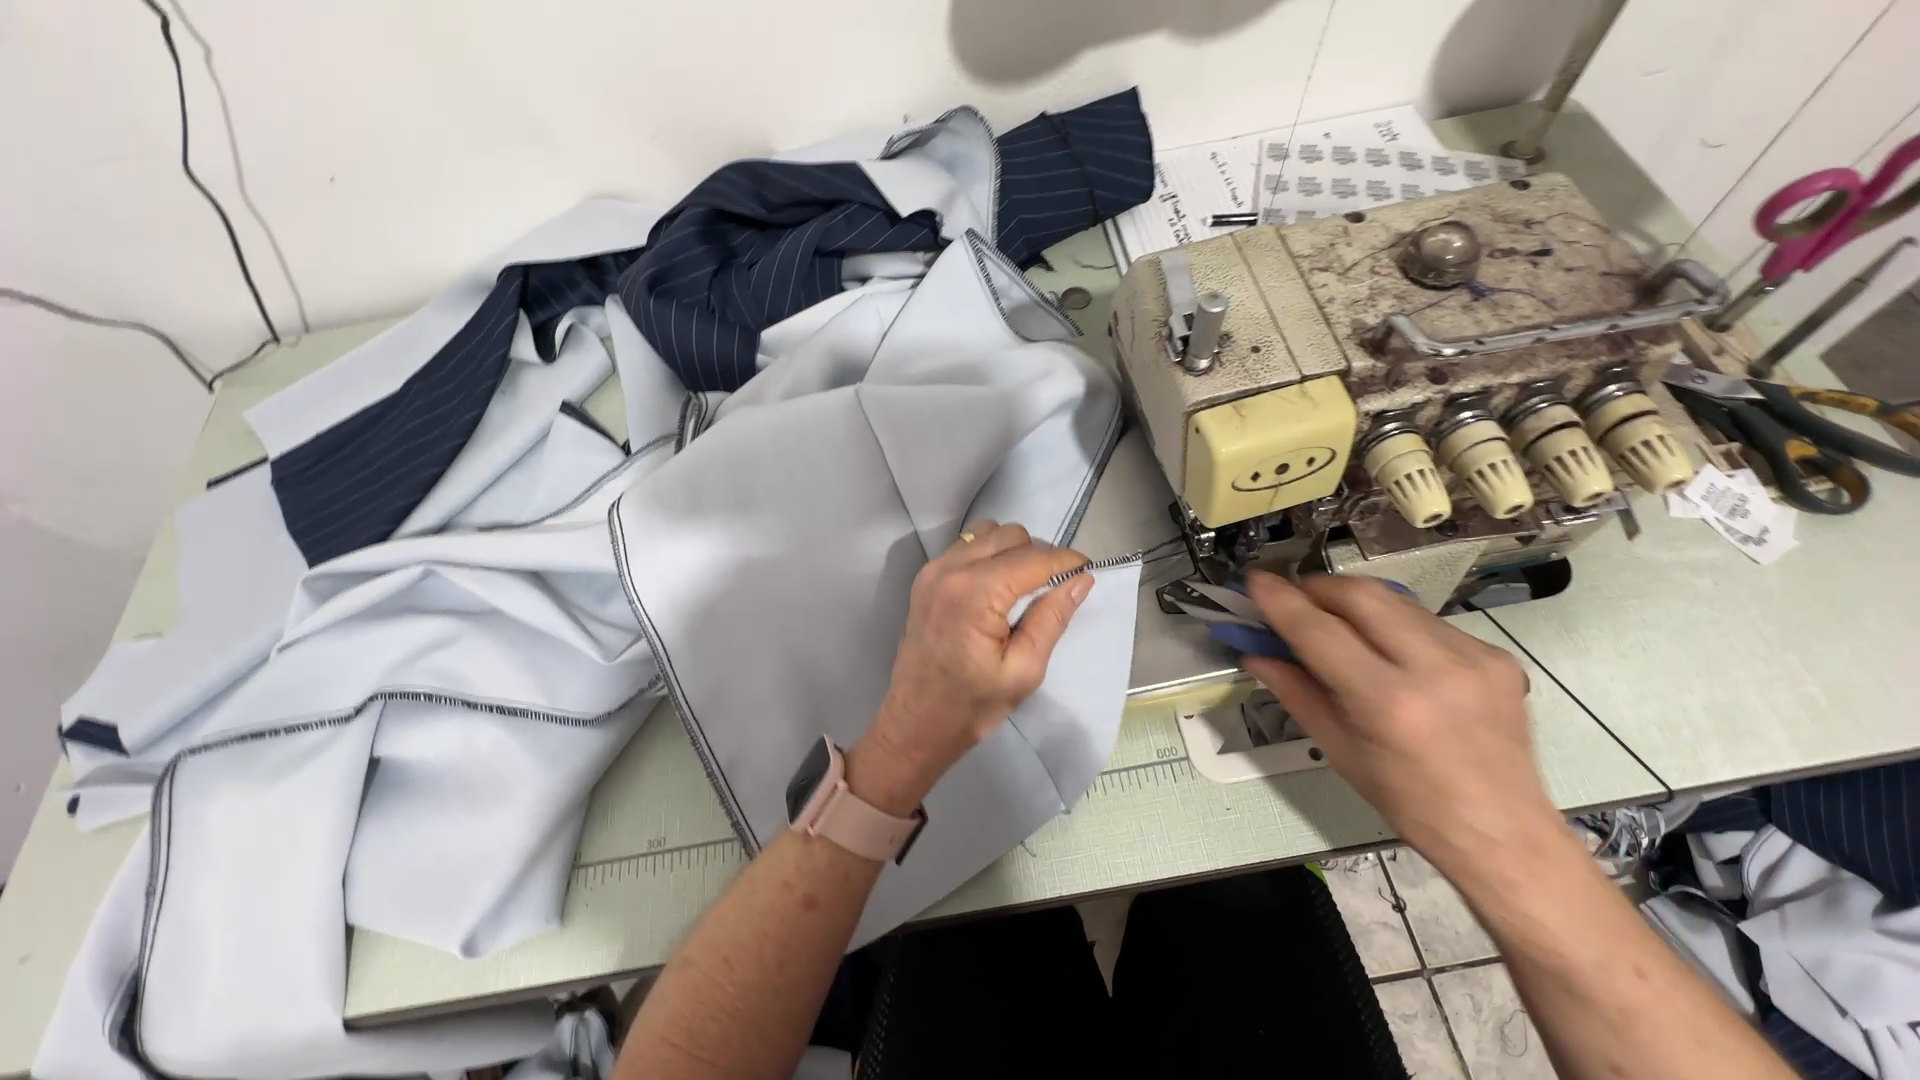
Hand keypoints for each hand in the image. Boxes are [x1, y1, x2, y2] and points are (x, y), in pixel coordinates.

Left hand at [850, 521, 1092, 812]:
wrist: (915, 724)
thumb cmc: (971, 707)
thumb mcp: (1024, 670)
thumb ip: (1052, 618)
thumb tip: (1081, 579)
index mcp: (974, 594)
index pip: (1034, 558)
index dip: (1067, 562)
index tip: (1088, 574)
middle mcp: (949, 570)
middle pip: (1011, 536)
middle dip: (1039, 556)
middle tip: (1054, 591)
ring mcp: (932, 571)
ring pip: (988, 533)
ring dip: (1013, 552)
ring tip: (1024, 591)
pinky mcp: (925, 578)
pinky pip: (967, 547)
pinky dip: (989, 557)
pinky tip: (997, 591)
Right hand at [1240, 572, 1558, 878]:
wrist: (1502, 829)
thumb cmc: (1409, 802)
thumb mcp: (1339, 750)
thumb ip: (1296, 692)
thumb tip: (1256, 655)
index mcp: (1388, 703)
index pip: (1321, 632)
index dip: (1282, 601)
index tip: (1255, 581)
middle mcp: (1434, 668)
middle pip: (1362, 595)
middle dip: (1319, 588)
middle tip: (1294, 599)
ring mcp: (1472, 657)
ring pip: (1396, 601)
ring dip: (1356, 603)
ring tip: (1335, 622)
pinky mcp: (1496, 655)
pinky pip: (1429, 621)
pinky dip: (1395, 625)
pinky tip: (1388, 651)